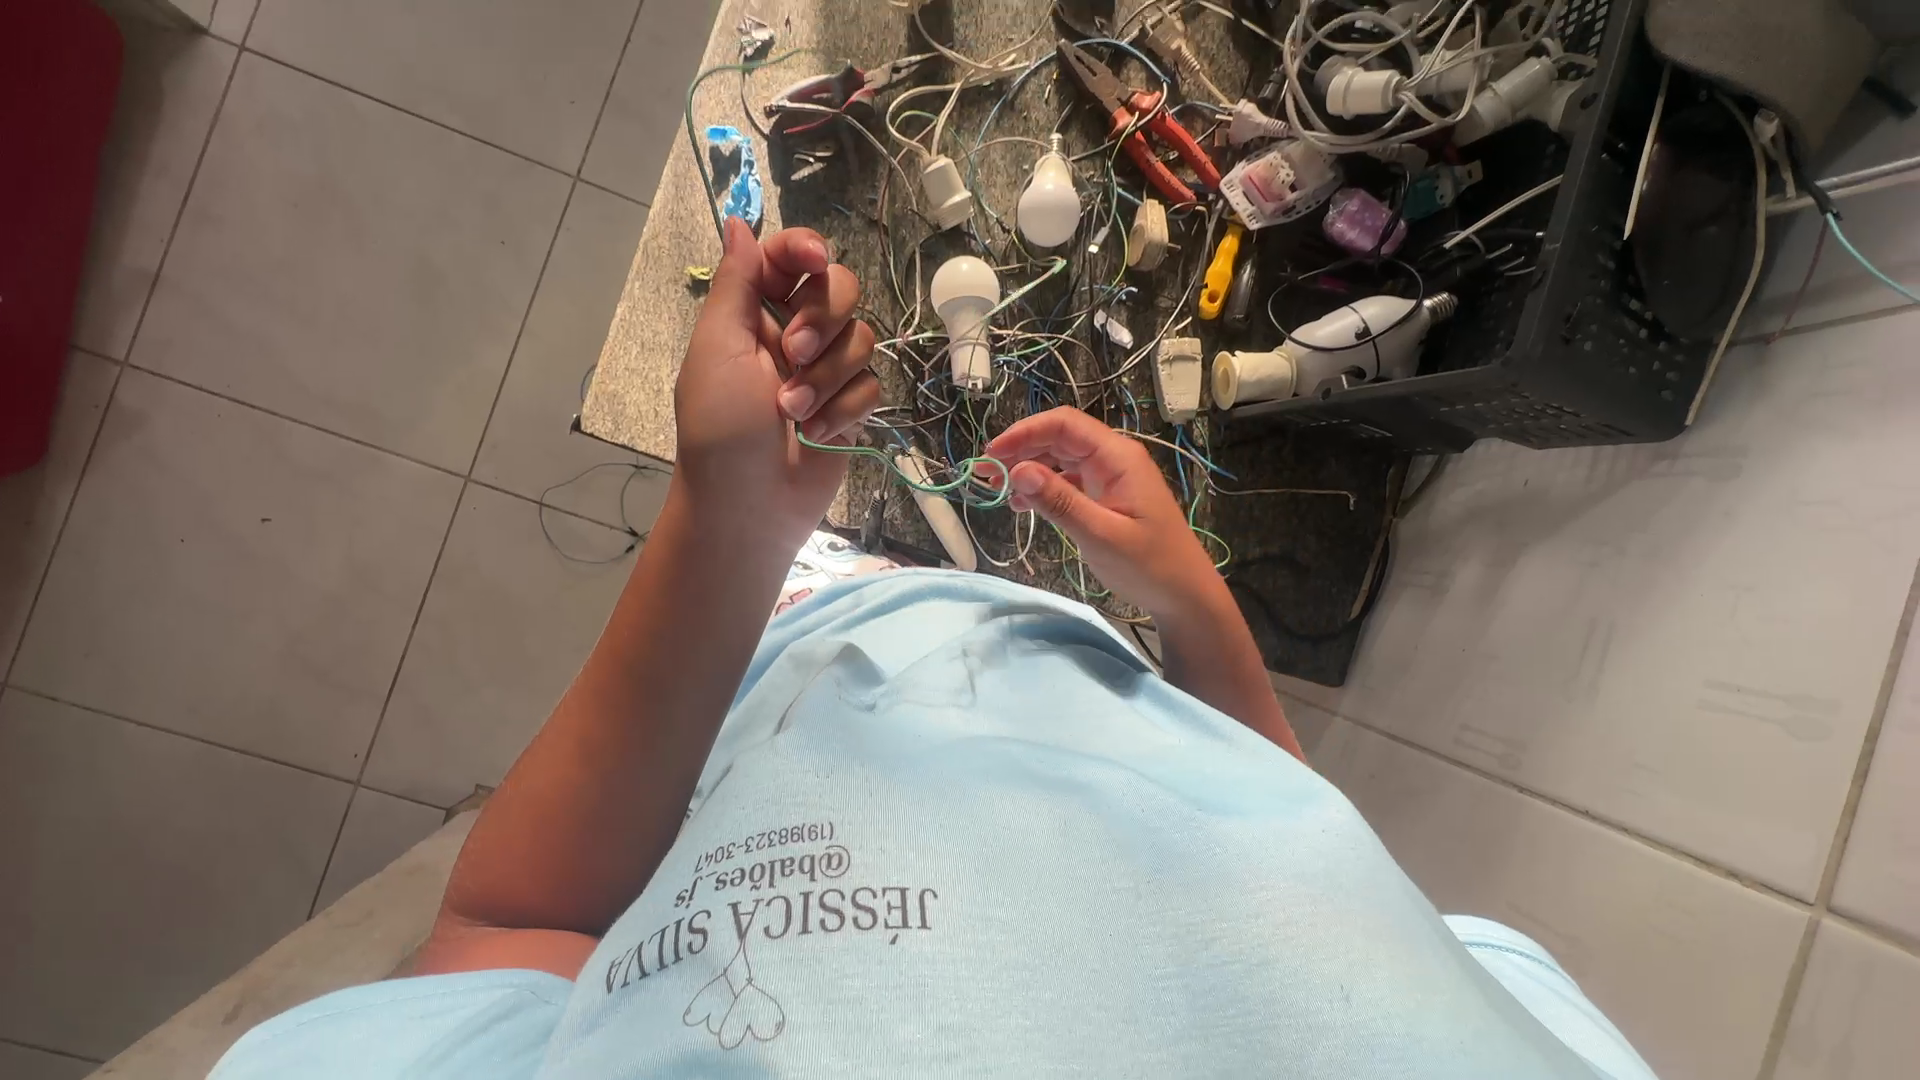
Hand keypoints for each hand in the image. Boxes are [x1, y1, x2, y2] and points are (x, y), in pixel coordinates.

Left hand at [673, 218, 879, 551]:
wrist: (748, 508)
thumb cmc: (720, 429)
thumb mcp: (717, 349)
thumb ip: (736, 284)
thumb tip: (738, 222)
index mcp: (753, 315)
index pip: (790, 260)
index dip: (806, 251)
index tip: (816, 263)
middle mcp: (793, 336)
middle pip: (840, 290)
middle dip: (823, 321)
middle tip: (794, 354)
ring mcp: (825, 373)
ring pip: (861, 340)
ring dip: (828, 378)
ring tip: (794, 413)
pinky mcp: (850, 408)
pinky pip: (871, 386)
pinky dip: (845, 409)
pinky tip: (818, 434)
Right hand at [987, 407, 1223, 620]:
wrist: (1184, 594)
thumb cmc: (1149, 565)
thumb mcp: (1100, 535)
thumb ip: (1060, 502)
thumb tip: (1018, 470)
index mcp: (1117, 457)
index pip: (1064, 425)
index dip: (1024, 433)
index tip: (992, 454)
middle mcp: (1112, 459)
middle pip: (1058, 438)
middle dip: (1020, 451)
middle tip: (985, 474)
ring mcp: (1109, 478)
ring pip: (1059, 460)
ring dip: (1027, 469)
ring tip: (996, 489)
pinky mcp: (1104, 497)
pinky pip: (1067, 482)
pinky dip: (1042, 489)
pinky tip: (1021, 505)